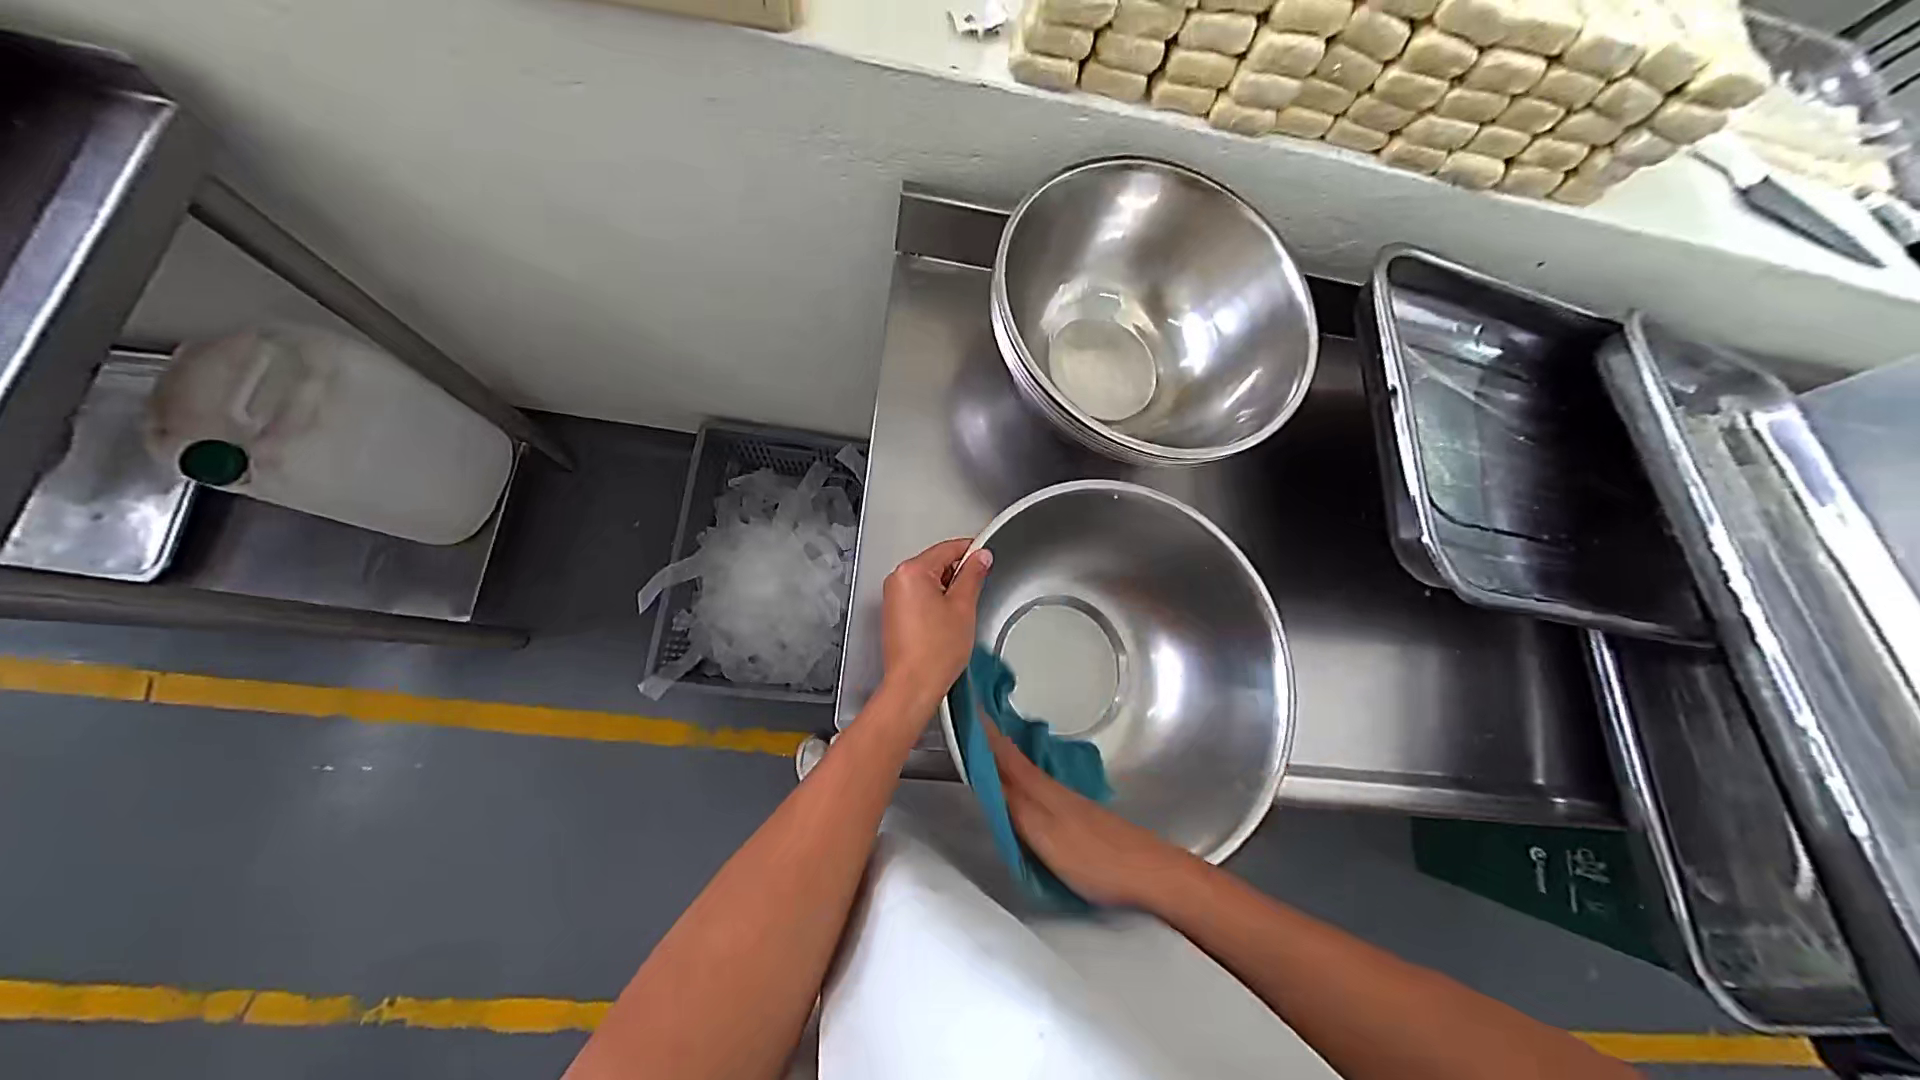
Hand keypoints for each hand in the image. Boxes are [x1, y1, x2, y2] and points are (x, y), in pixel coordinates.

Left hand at [880, 538, 991, 703]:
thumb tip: (980, 557)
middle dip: (959, 574)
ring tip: (958, 613)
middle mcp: (898, 580)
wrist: (914, 684)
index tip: (985, 555)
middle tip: (975, 591)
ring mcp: (894, 597)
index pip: (948, 548)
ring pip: (930, 580)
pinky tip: (946, 622)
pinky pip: (920, 595)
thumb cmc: (933, 652)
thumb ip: (973, 575)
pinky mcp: (896, 612)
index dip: (971, 550)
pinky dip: (936, 602)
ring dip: (948, 589)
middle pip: (937, 562)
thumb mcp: (963, 606)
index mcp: (912, 571)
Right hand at [984, 718, 1197, 910]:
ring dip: (1001, 756)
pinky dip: (1018, 776)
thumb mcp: (1044, 833)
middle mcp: (1049, 787)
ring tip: (982, 747)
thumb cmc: (1095, 858)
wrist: (1149, 873)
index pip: (1002, 753)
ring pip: (1023, 770)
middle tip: (966, 720)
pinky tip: (1014, 784)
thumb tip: (981, 771)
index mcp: (1038, 788)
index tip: (965, 706)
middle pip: (1011, 757)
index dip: (983, 732)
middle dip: (988, 739)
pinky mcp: (1075, 816)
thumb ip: (1011, 803)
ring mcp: (1064, 800)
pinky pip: (1035, 786)